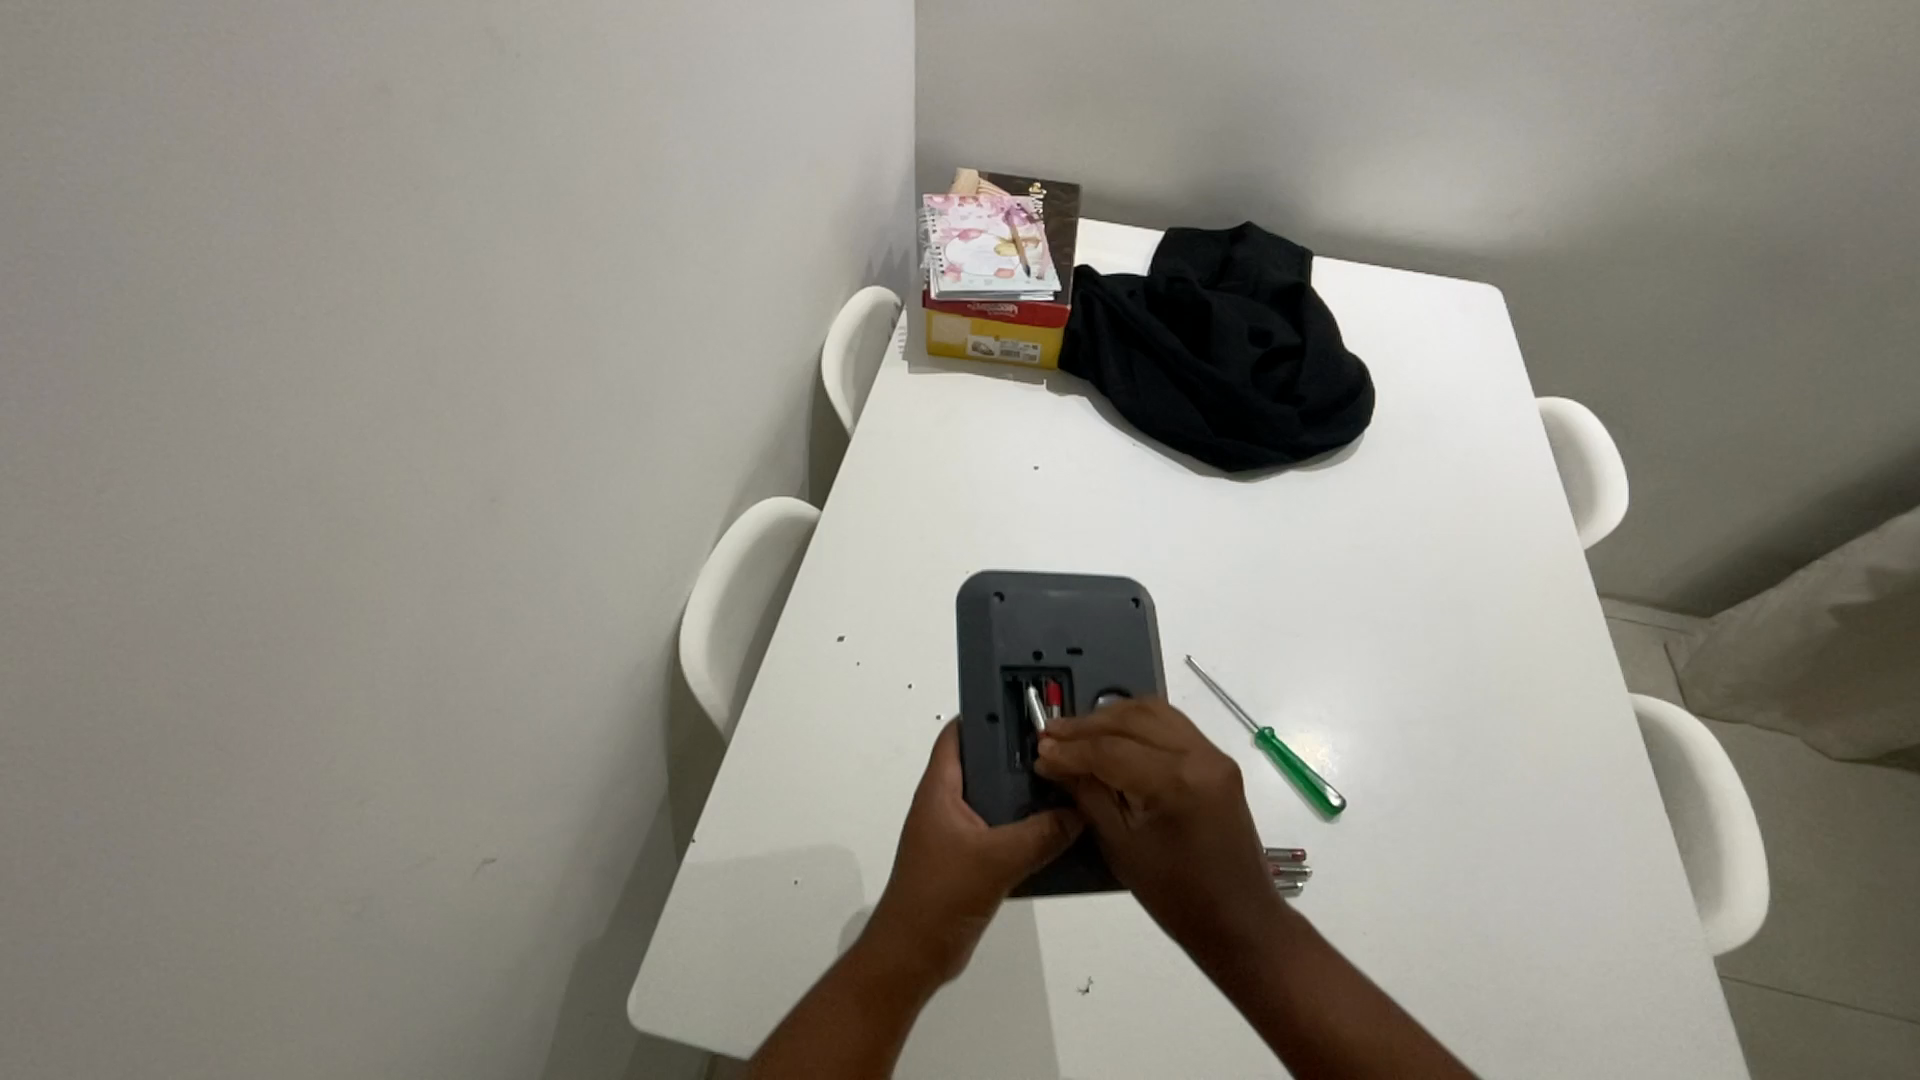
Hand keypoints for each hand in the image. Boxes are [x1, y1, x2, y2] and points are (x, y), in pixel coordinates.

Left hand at [863, 719, 1083, 984]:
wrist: (913, 955)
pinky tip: (1060, 832)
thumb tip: (1078, 813)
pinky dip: (1027, 828)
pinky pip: (1003, 832)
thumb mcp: (995, 860)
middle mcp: (947, 804)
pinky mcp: (971, 860)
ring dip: (1026, 796)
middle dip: (1018, 755)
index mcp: (940, 789)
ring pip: (996, 800)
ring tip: (1067, 784)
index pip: (957, 735)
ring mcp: (959, 833)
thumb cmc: (938, 897)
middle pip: (984, 765)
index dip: (985, 715)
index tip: (1023, 706)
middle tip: (1059, 746)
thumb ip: (1040, 835)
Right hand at [1035, 698, 1276, 962]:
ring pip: (1152, 711)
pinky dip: (1136, 723)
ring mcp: (1212, 754)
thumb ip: (1087, 794)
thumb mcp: (1120, 846)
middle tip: (1051, 736)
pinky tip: (1112, 736)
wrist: (1241, 921)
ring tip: (1077, 733)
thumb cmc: (1176, 897)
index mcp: (1176, 782)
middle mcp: (1199, 755)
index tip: (1039, 752)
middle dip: (1086, 726)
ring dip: (1111, 716)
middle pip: (1132, 719)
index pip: (1110, 750)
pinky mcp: (1216, 759)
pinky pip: (1170, 724)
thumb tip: (1054, 762)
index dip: (1070, 750)